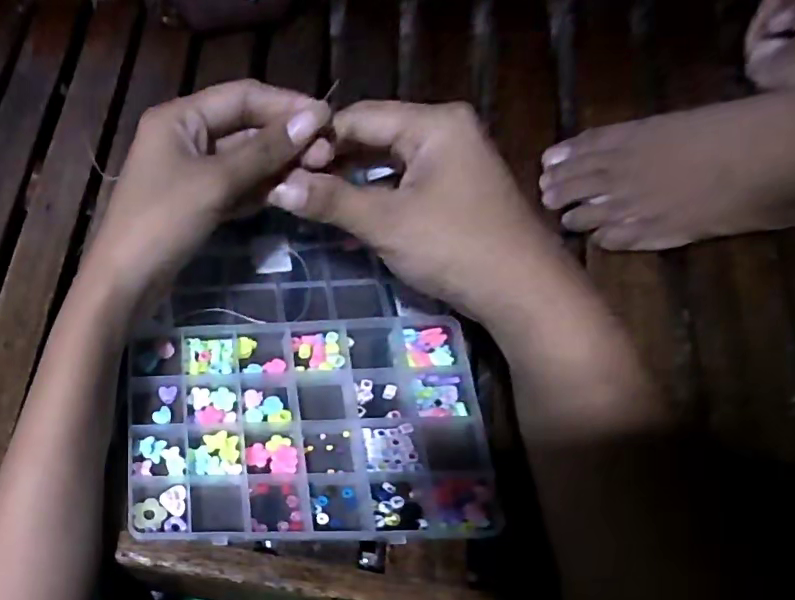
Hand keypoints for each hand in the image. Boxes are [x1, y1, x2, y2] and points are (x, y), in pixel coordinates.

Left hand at [82, 80, 330, 307]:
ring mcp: (185, 174)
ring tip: (314, 174)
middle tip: (325, 154)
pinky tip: (285, 194)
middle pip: (242, 128)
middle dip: (282, 140)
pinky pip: (230, 189)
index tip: (326, 119)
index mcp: (179, 118)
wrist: (123, 284)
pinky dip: (255, 191)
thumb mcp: (215, 183)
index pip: (241, 96)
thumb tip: (312, 119)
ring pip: (239, 162)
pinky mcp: (191, 206)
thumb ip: (263, 152)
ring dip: (273, 167)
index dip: (285, 105)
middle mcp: (182, 138)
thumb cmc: (162, 224)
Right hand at [267, 101, 568, 325]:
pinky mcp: (450, 194)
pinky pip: (400, 188)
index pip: (361, 117)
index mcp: (433, 124)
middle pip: (373, 138)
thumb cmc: (451, 245)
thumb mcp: (386, 223)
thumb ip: (332, 201)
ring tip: (307, 205)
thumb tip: (278, 186)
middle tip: (289, 187)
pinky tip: (343, 224)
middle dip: (331, 163)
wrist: (516, 287)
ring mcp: (450, 164)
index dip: (318, 141)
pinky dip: (372, 202)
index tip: (280, 167)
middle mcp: (443, 132)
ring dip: (348, 186)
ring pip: (385, 166)